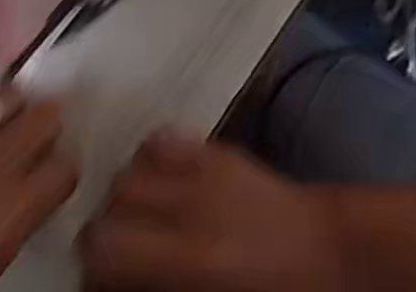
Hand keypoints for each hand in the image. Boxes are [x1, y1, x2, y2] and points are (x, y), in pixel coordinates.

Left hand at [0, 91, 79, 291]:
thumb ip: (17, 218)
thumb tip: (32, 195)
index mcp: (10, 213)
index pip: (64, 166)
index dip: (63, 170)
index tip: (55, 175)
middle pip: (45, 116)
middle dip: (47, 128)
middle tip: (40, 141)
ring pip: (6, 98)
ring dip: (14, 109)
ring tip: (10, 122)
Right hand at [80, 131, 348, 291]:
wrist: (324, 249)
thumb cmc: (269, 286)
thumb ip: (154, 280)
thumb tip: (114, 274)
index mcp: (190, 257)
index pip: (106, 242)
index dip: (91, 259)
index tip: (98, 272)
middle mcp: (194, 205)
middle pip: (116, 193)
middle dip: (106, 219)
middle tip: (118, 243)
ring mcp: (208, 170)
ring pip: (134, 161)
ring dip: (127, 187)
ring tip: (139, 209)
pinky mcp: (221, 149)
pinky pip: (166, 138)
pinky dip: (152, 154)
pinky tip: (161, 177)